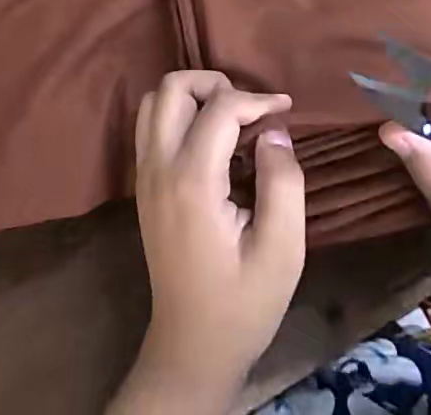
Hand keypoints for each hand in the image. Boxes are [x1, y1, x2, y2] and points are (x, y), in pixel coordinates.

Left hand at [109, 71, 305, 413]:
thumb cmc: (243, 302)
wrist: (192, 346)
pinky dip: (180, 114)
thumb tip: (274, 132)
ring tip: (232, 118)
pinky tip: (212, 140)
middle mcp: (158, 169)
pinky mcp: (143, 185)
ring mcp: (144, 176)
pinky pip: (151, 125)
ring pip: (154, 101)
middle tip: (252, 109)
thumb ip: (284, 181)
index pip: (220, 108)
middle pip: (172, 87)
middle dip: (216, 84)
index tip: (287, 110)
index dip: (258, 99)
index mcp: (192, 182)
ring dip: (194, 95)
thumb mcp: (283, 249)